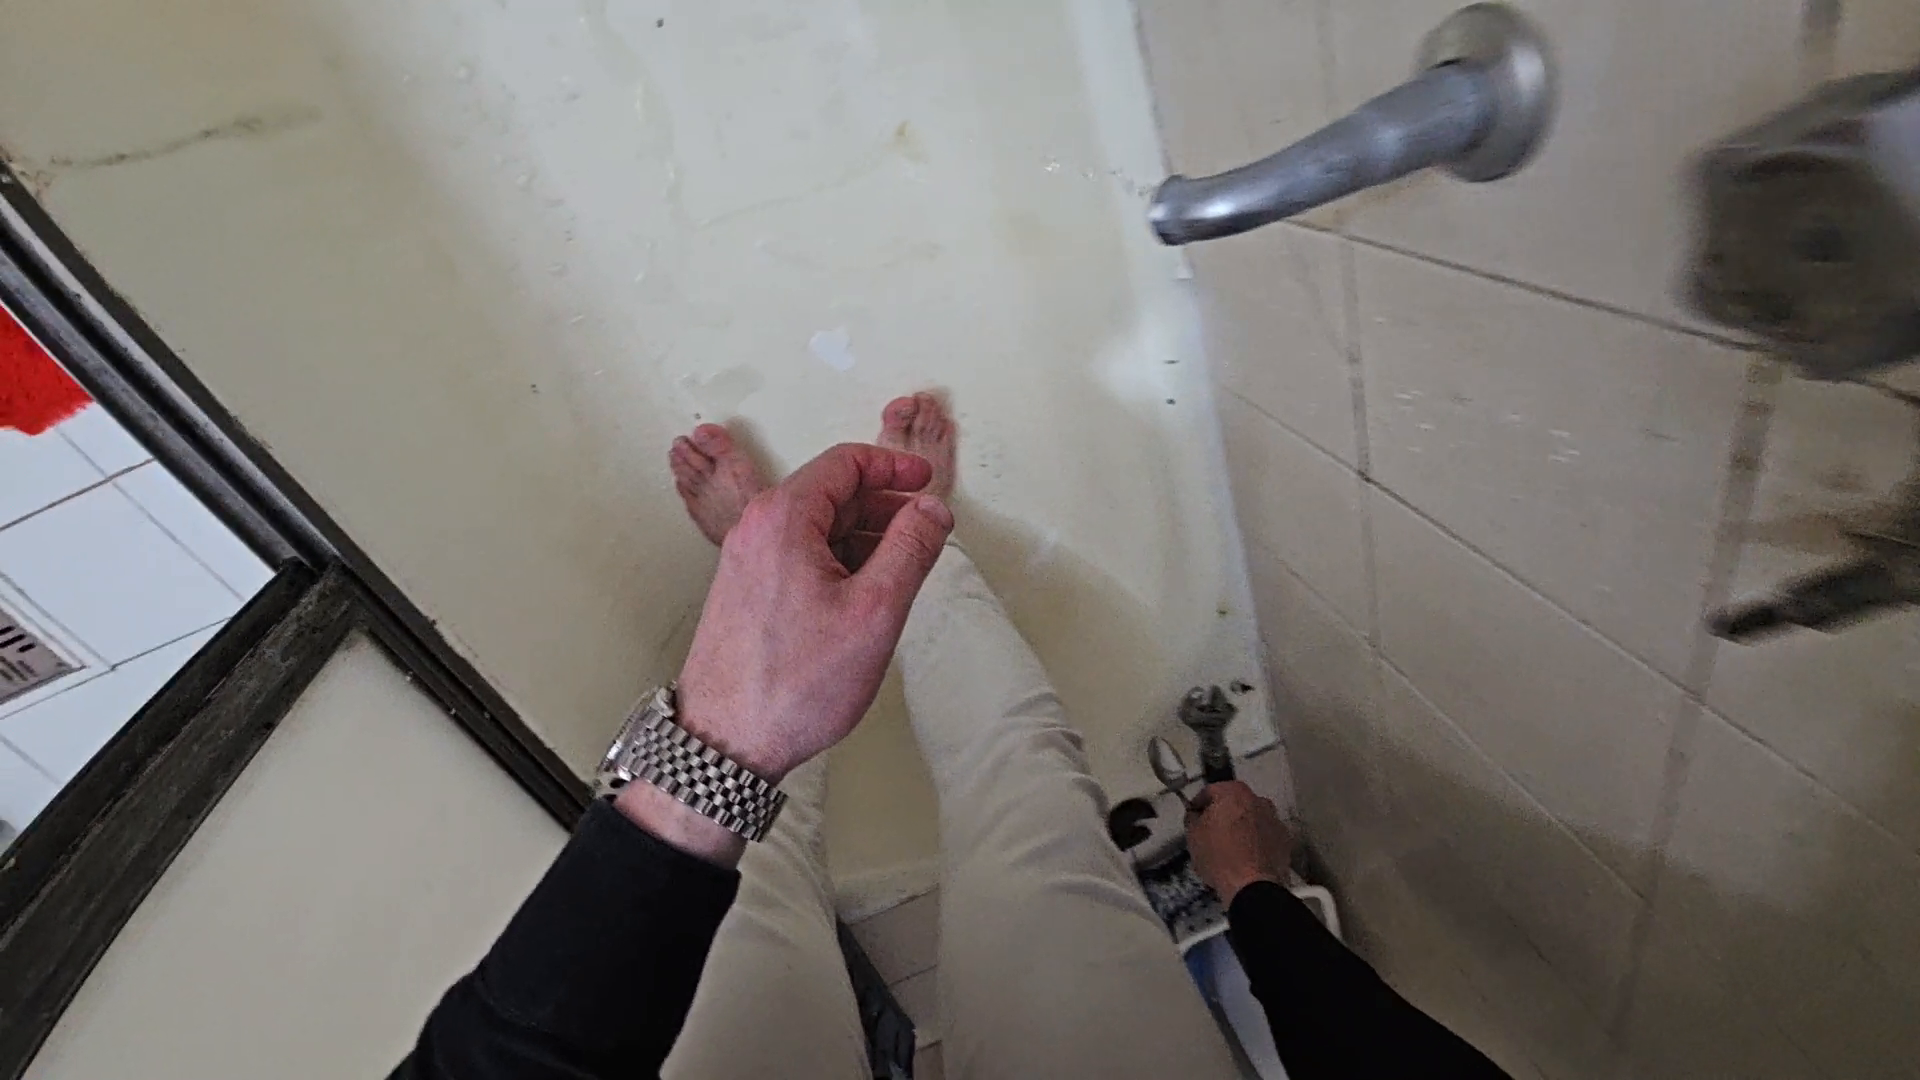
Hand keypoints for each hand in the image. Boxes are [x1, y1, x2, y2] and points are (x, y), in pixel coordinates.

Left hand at [616, 443, 952, 864]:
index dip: (893, 467)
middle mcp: (757, 530)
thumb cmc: (798, 682)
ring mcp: (747, 561)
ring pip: (817, 527)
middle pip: (830, 493)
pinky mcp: (748, 591)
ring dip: (863, 537)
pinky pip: (800, 556)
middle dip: (883, 506)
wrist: (723, 744)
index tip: (926, 482)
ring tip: (902, 569)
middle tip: (925, 531)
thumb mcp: (875, 611)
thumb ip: (911, 548)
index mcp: (783, 519)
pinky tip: (864, 594)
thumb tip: (934, 509)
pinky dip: (839, 560)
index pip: (844, 463)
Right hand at [1186, 781, 1293, 905]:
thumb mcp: (1193, 834)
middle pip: (1235, 802)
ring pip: (1252, 818)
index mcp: (1234, 792)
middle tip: (1212, 831)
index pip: (1210, 791)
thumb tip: (1196, 815)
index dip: (1199, 804)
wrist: (1252, 888)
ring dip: (1243, 826)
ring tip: (1231, 846)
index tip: (1194, 816)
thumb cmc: (1219, 856)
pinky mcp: (1285, 842)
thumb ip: (1192, 817)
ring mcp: (1275, 821)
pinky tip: (1247, 856)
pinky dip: (1257, 841)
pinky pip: (1265, 835)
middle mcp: (1258, 800)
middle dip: (1224, 813)